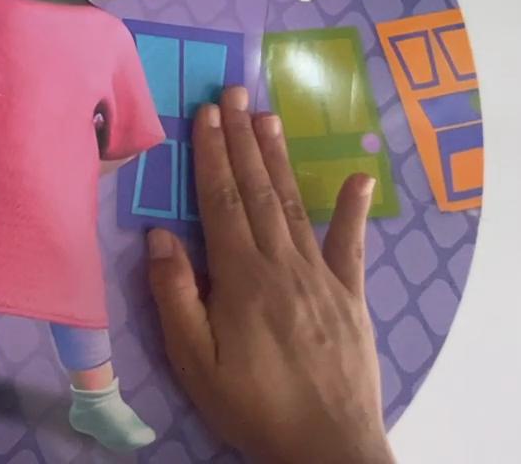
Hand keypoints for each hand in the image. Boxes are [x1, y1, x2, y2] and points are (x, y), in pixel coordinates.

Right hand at [146, 87, 393, 463]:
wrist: (331, 454)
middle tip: (233, 94)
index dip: (212, 154)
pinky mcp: (349, 299)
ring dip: (277, 158)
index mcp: (242, 277)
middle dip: (241, 138)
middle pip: (256, 190)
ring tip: (267, 116)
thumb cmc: (250, 403)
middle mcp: (283, 265)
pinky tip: (360, 178)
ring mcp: (322, 279)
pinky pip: (351, 247)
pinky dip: (354, 210)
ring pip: (293, 206)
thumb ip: (175, 295)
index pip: (221, 201)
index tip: (206, 114)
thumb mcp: (194, 359)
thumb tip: (161, 235)